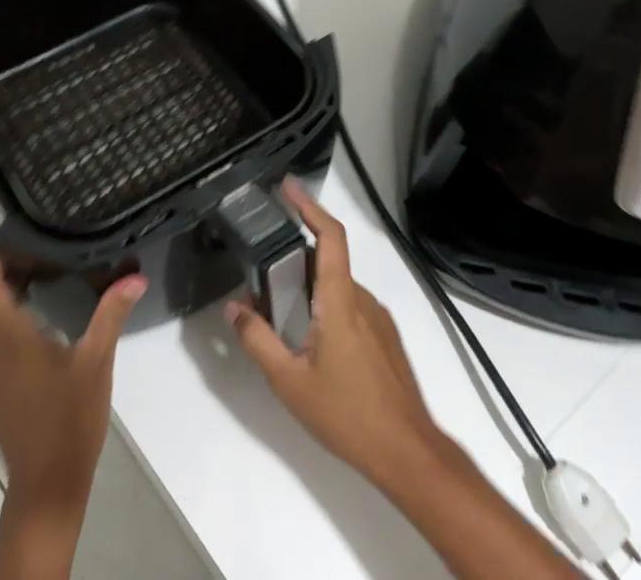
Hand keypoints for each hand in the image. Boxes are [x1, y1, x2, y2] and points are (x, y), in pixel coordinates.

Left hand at [0, 259, 146, 517]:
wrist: (47, 480)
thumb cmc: (71, 418)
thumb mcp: (97, 362)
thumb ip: (111, 315)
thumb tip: (135, 277)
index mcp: (8, 336)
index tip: (29, 245)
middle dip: (1, 275)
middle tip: (38, 260)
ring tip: (35, 284)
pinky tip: (29, 324)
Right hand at [226, 178, 443, 486]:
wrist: (407, 452)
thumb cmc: (347, 414)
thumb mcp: (288, 381)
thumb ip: (257, 339)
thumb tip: (233, 308)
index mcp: (340, 302)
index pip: (330, 237)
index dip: (309, 206)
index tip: (287, 187)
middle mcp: (363, 301)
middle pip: (328, 262)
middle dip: (293, 259)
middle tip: (258, 272)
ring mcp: (378, 321)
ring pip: (337, 288)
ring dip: (307, 288)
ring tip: (275, 311)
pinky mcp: (385, 340)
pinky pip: (349, 308)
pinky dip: (324, 308)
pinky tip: (307, 341)